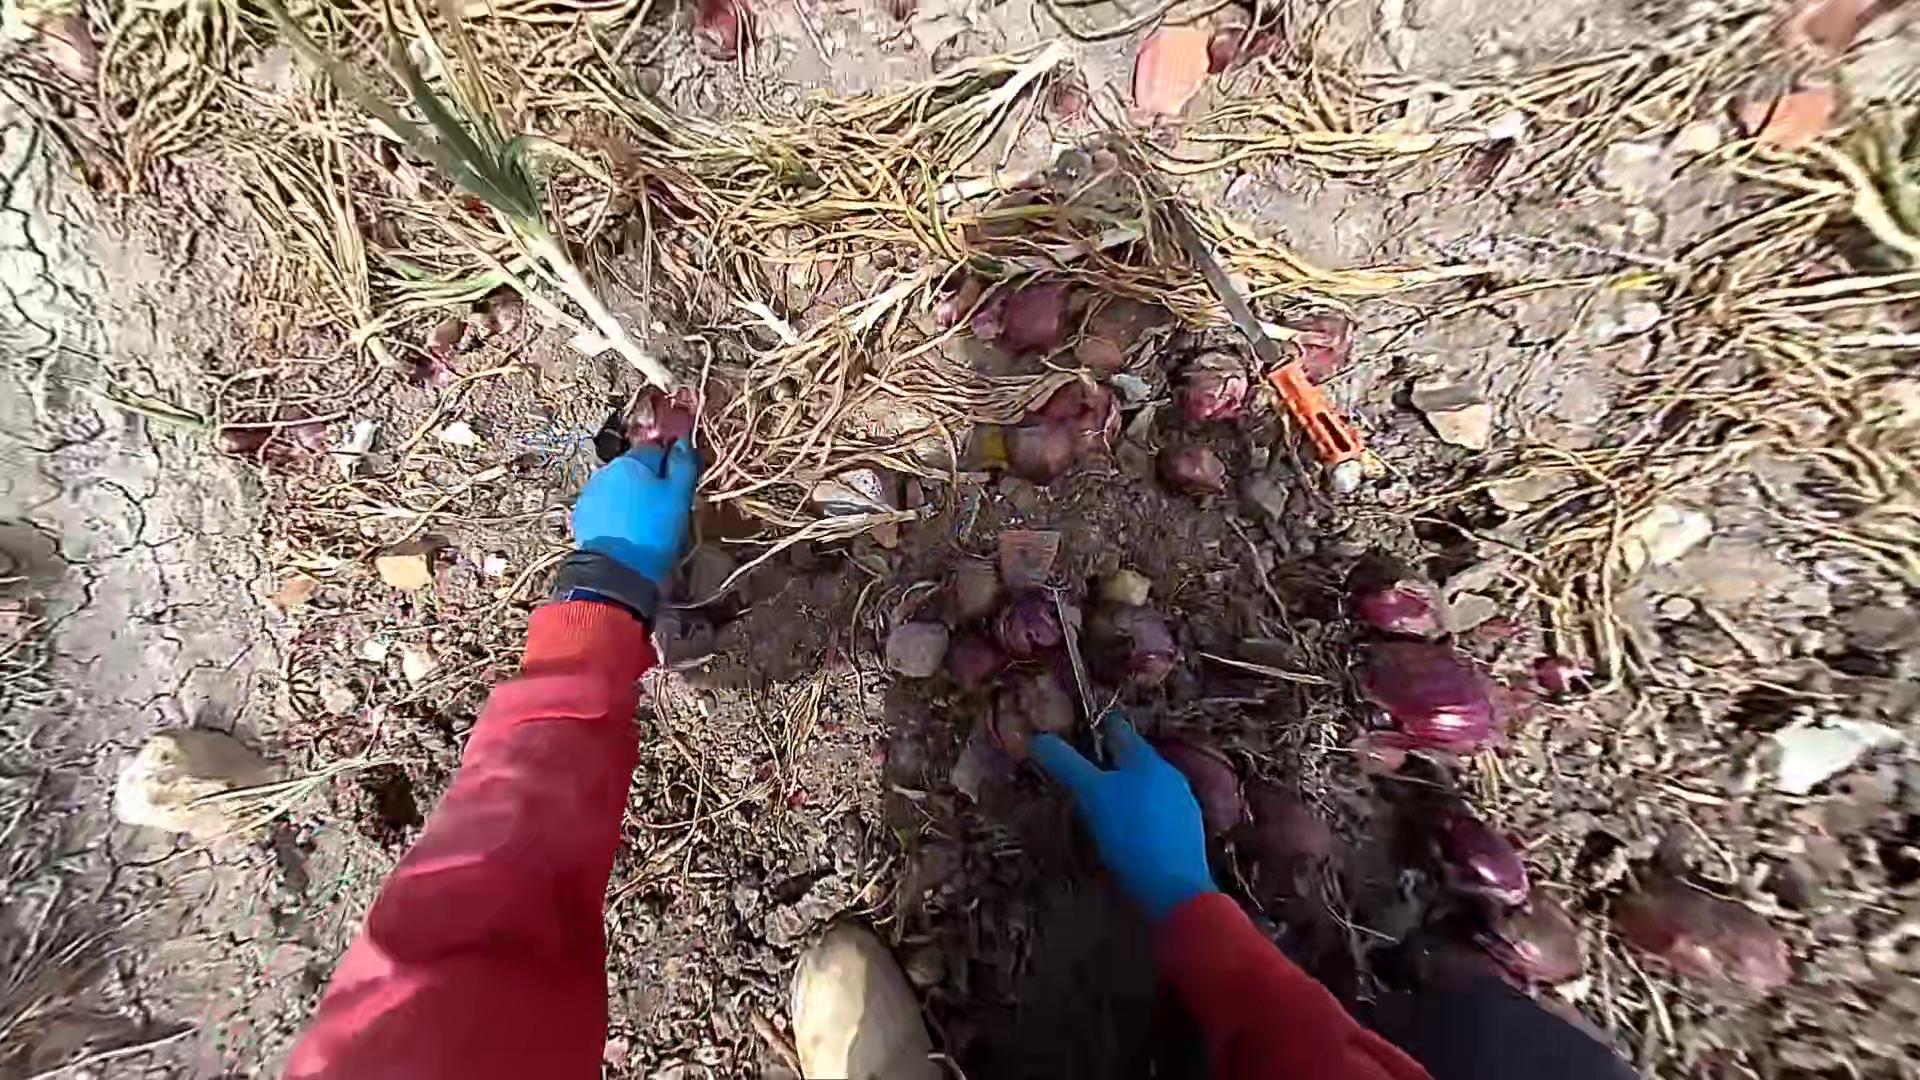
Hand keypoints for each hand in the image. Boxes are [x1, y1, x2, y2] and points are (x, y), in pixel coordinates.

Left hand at [571, 439, 699, 585]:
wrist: (618, 569)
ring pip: (622, 487)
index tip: (682, 480)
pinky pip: (608, 506)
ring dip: (636, 497)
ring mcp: (593, 493)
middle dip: (653, 481)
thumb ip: (683, 465)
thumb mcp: (679, 496)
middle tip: (670, 505)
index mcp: (632, 462)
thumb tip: (685, 442)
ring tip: (651, 522)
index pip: (657, 448)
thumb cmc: (654, 531)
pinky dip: (620, 513)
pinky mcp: (585, 515)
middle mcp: (608, 471)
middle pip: (638, 468)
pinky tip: (633, 529)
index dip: (673, 463)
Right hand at [1031, 717, 1217, 920]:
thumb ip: (1066, 764)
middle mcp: (1169, 775)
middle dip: (1108, 761)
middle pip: (1132, 758)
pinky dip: (1137, 813)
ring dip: (1123, 788)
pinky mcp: (1187, 835)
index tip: (1075, 733)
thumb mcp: (1091, 795)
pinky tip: (1125, 831)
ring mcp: (1182, 805)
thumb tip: (1038, 739)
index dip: (1095, 728)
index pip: (1118, 729)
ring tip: (1099, 802)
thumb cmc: (1131, 834)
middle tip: (1081, 770)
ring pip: (1145, 785)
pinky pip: (1156, 811)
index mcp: (1146, 759)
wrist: (1176, 893)